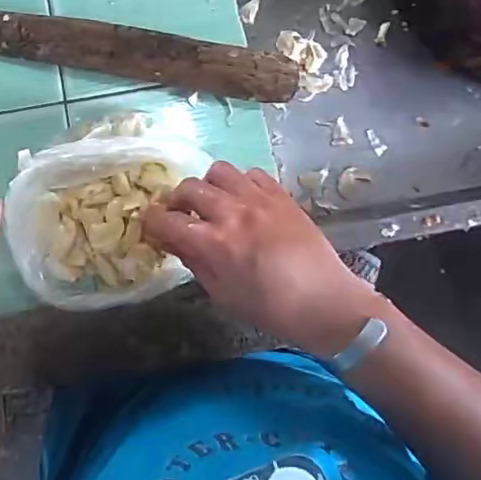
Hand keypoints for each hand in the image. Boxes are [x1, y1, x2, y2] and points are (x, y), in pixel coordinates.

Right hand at [142, 161, 385, 355]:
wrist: (329, 305)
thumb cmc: (271, 308)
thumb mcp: (221, 294)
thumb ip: (193, 262)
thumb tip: (174, 241)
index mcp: (214, 243)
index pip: (165, 220)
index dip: (151, 222)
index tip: (151, 227)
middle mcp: (232, 213)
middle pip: (187, 188)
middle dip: (176, 201)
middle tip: (181, 215)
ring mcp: (258, 200)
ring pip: (217, 171)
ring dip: (208, 186)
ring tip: (214, 202)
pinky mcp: (281, 195)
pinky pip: (250, 173)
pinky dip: (240, 183)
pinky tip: (243, 201)